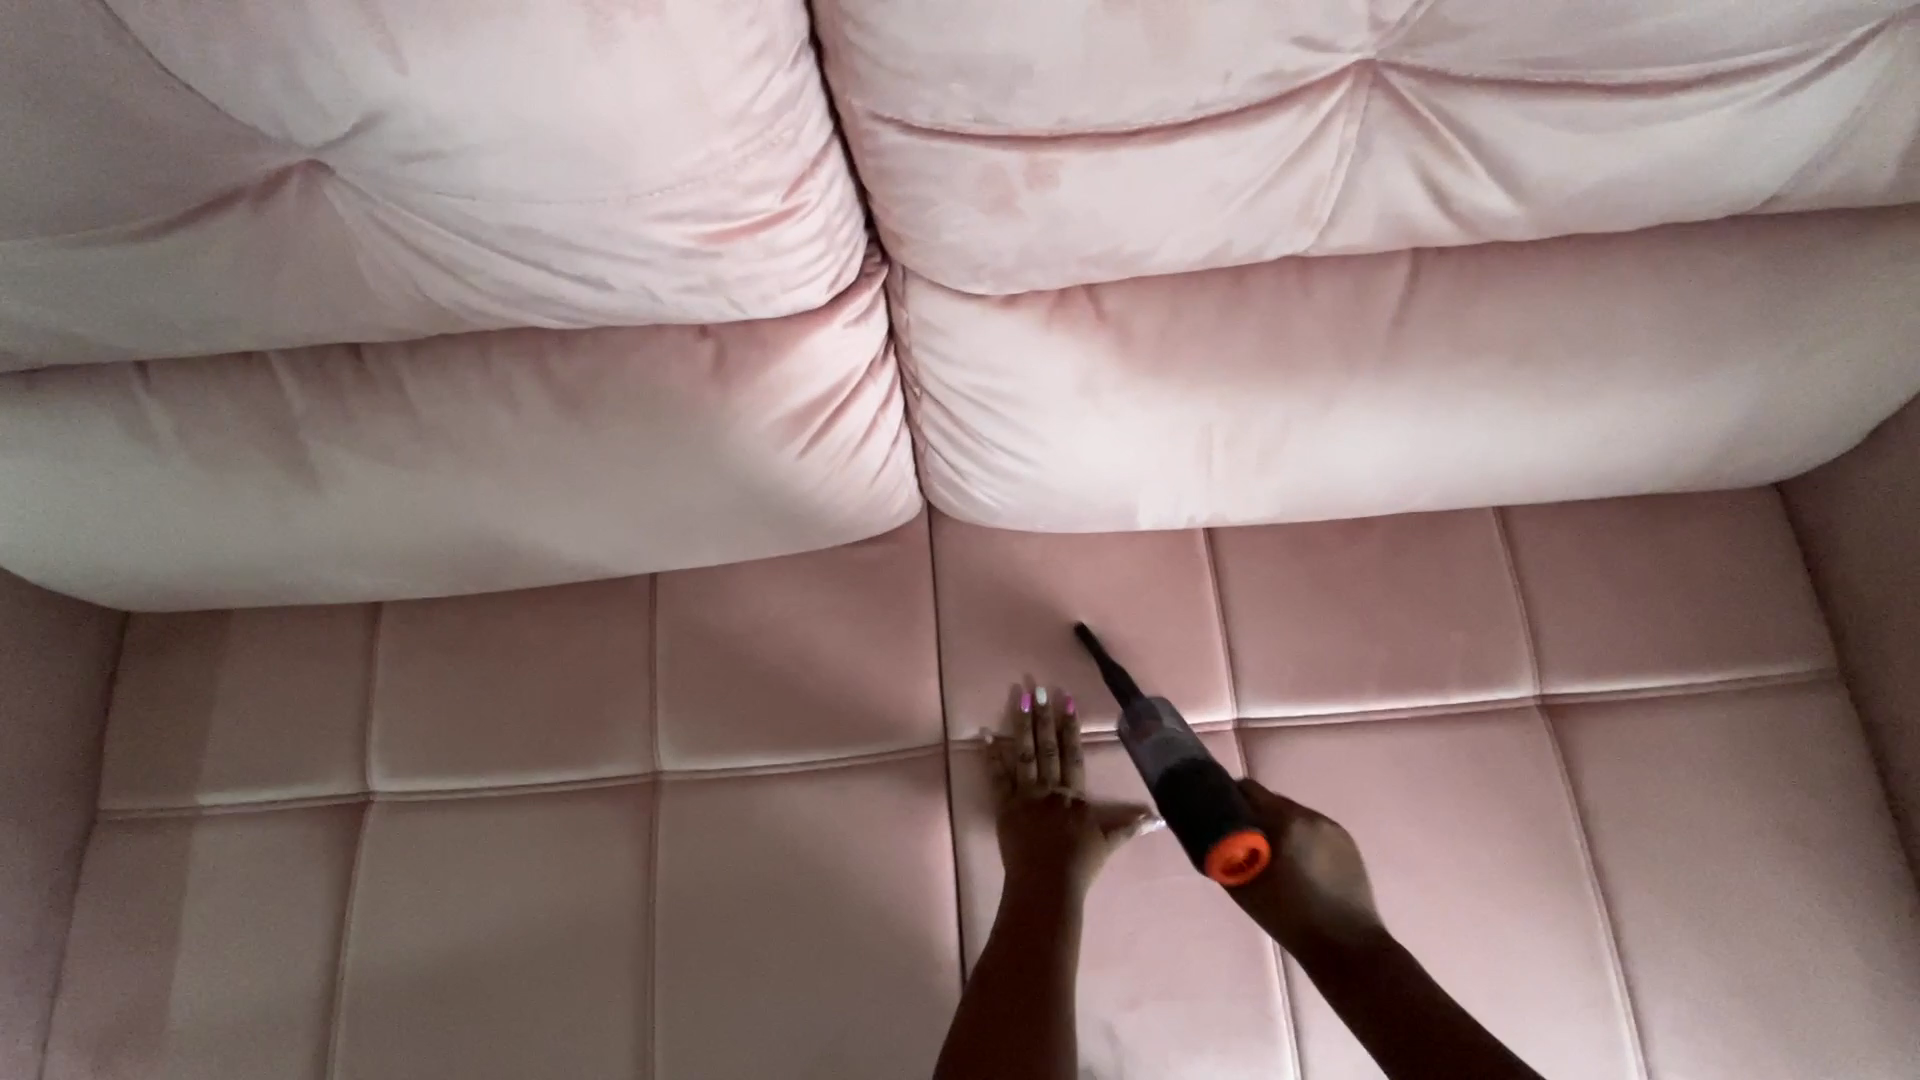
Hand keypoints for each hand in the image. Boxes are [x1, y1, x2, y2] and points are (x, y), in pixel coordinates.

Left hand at [987, 687, 1160, 901]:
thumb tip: (1158, 818)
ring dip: (1021, 726)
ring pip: (1023, 755)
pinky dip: (990, 756)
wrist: (1048, 884)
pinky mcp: (1005, 807)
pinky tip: (985, 734)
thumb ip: (1130, 826)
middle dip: (1044, 717)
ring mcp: (1025, 796)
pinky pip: (996, 778)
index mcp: (1073, 795)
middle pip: (1047, 747)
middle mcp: (1049, 789)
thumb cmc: (1080, 865)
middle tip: (1039, 689)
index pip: (1073, 754)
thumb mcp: (1109, 842)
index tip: (1067, 701)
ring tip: (1018, 699)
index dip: (1070, 727)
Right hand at [1226, 779, 1383, 953]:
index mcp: (1284, 820)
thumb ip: (1224, 852)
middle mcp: (1309, 815)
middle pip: (1270, 799)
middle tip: (1244, 842)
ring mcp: (1331, 827)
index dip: (1229, 800)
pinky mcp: (1347, 841)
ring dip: (1278, 826)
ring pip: (1292, 813)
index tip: (1221, 818)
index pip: (1247, 789)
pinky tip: (1300, 865)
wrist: (1346, 946)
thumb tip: (1214, 834)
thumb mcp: (1242, 886)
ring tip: (1274, 857)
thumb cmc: (1288, 917)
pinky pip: (1313, 828)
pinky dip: (1300, 837)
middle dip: (1254, 815)